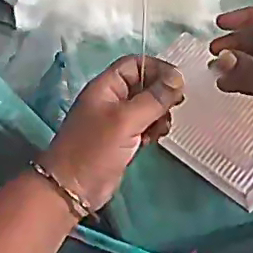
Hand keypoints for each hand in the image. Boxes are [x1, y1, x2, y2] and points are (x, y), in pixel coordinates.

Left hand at [40, 55, 185, 210]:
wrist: (73, 188)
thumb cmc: (94, 148)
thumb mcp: (126, 119)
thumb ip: (153, 98)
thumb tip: (177, 79)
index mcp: (106, 86)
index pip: (135, 64)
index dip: (157, 68)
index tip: (178, 83)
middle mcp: (112, 99)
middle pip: (144, 84)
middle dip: (161, 94)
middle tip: (175, 106)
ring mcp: (117, 120)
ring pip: (147, 106)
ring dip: (160, 114)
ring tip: (161, 128)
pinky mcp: (123, 139)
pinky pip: (145, 125)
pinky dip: (153, 129)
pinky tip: (154, 140)